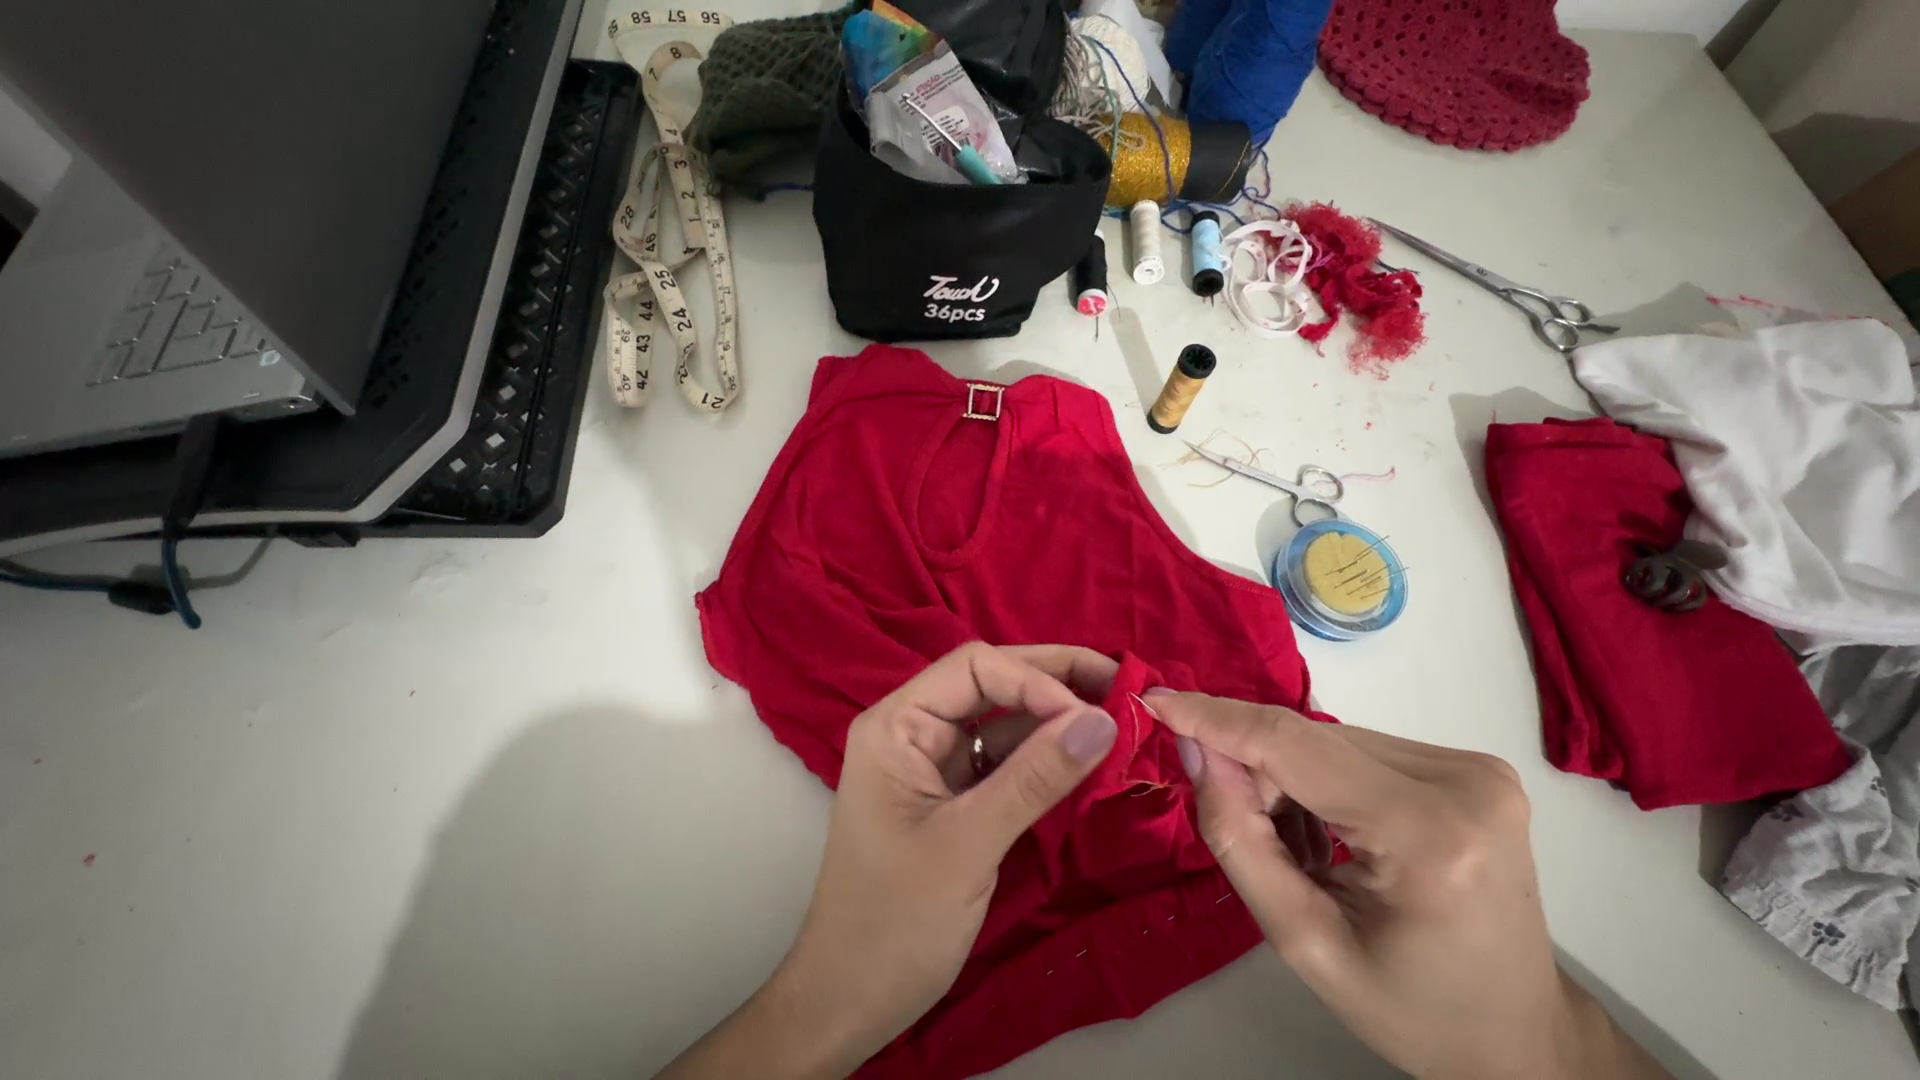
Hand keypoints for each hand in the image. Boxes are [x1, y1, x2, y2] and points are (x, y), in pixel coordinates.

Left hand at [657, 643, 1119, 1079]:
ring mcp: (933, 767)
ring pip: (1002, 722)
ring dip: (1055, 719)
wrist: (850, 1001)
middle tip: (1122, 685)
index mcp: (896, 726)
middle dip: (1053, 682)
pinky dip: (1044, 758)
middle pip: (990, 683)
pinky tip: (1084, 760)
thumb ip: (1035, 778)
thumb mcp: (968, 844)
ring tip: (1117, 719)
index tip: (1092, 718)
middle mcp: (913, 733)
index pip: (974, 668)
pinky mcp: (953, 801)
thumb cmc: (894, 922)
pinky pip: (1004, 761)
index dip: (1036, 680)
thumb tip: (1102, 721)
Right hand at [1147, 690, 1669, 1079]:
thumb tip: (1197, 750)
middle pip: (1310, 738)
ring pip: (1330, 738)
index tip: (1152, 699)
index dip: (1214, 718)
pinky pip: (1359, 747)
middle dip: (1252, 767)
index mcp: (1427, 834)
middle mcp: (1462, 781)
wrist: (1521, 1036)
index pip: (1292, 745)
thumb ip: (1239, 840)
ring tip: (1297, 848)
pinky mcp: (1472, 767)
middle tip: (1244, 831)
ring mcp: (1474, 768)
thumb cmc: (1411, 1009)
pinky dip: (1322, 776)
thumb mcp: (1302, 943)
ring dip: (1287, 774)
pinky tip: (1328, 829)